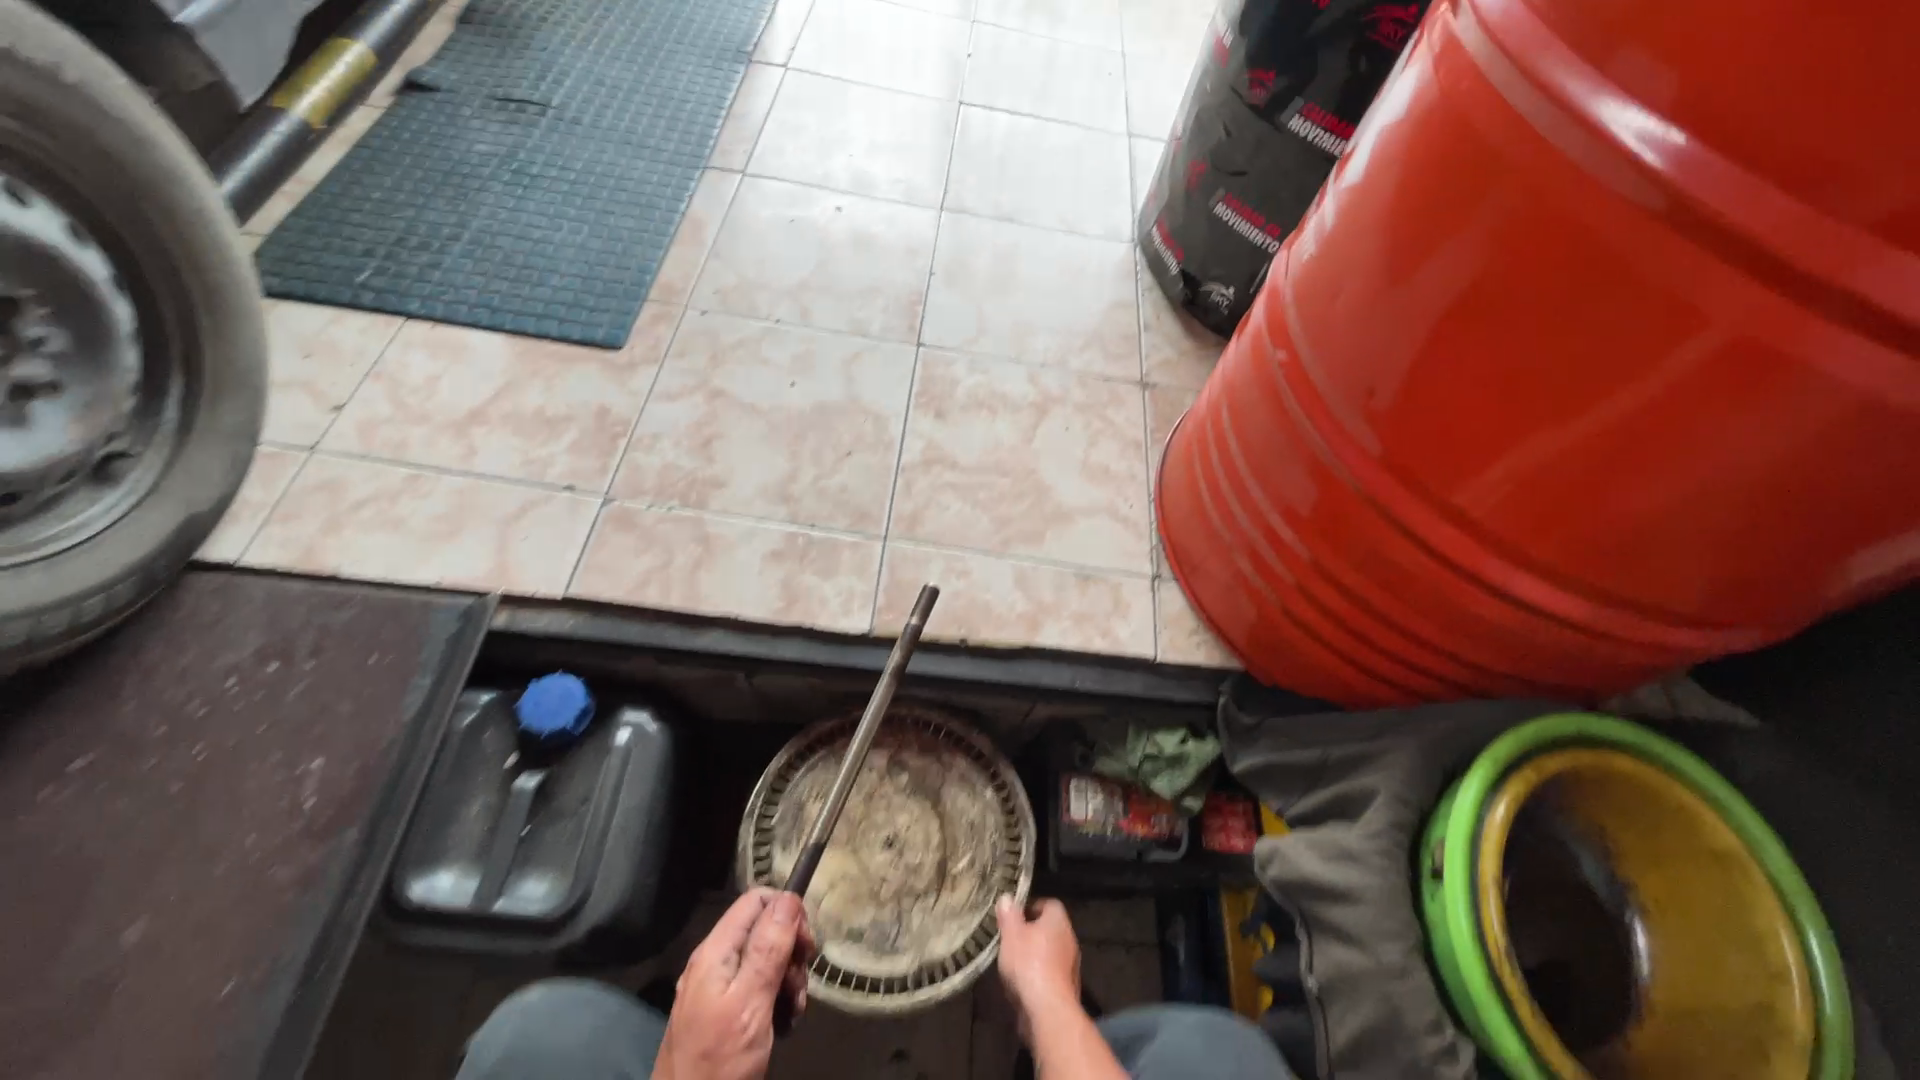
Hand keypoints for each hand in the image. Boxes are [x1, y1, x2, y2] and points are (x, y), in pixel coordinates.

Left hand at [657, 889, 813, 1079]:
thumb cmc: (718, 1063)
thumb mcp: (750, 1004)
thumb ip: (768, 949)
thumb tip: (788, 897)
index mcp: (716, 951)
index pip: (757, 900)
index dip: (787, 912)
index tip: (805, 946)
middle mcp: (715, 961)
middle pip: (764, 928)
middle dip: (791, 951)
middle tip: (799, 984)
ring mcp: (718, 987)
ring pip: (766, 959)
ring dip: (788, 978)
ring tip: (794, 1010)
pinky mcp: (724, 1011)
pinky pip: (757, 987)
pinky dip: (777, 998)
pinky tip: (784, 1022)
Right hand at [995, 895, 1080, 1037]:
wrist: (1048, 1009)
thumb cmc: (1029, 963)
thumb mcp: (1011, 933)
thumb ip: (1009, 914)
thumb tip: (1007, 898)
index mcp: (1059, 921)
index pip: (1049, 904)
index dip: (1031, 907)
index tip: (1014, 917)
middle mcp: (1069, 939)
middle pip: (1049, 929)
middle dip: (1030, 933)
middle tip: (1010, 939)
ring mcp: (1070, 966)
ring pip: (1050, 953)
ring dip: (1034, 956)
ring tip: (1012, 963)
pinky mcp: (1067, 988)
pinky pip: (1050, 974)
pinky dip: (1038, 976)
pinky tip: (1022, 984)